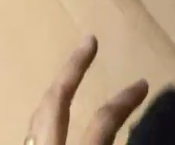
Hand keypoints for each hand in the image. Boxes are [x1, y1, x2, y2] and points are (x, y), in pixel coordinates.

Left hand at [28, 36, 149, 144]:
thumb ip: (108, 139)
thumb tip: (127, 127)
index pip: (103, 122)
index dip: (124, 102)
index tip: (143, 84)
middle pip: (55, 100)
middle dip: (73, 67)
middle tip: (90, 39)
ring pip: (36, 115)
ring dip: (54, 92)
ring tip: (68, 76)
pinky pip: (30, 134)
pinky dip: (44, 119)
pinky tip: (52, 120)